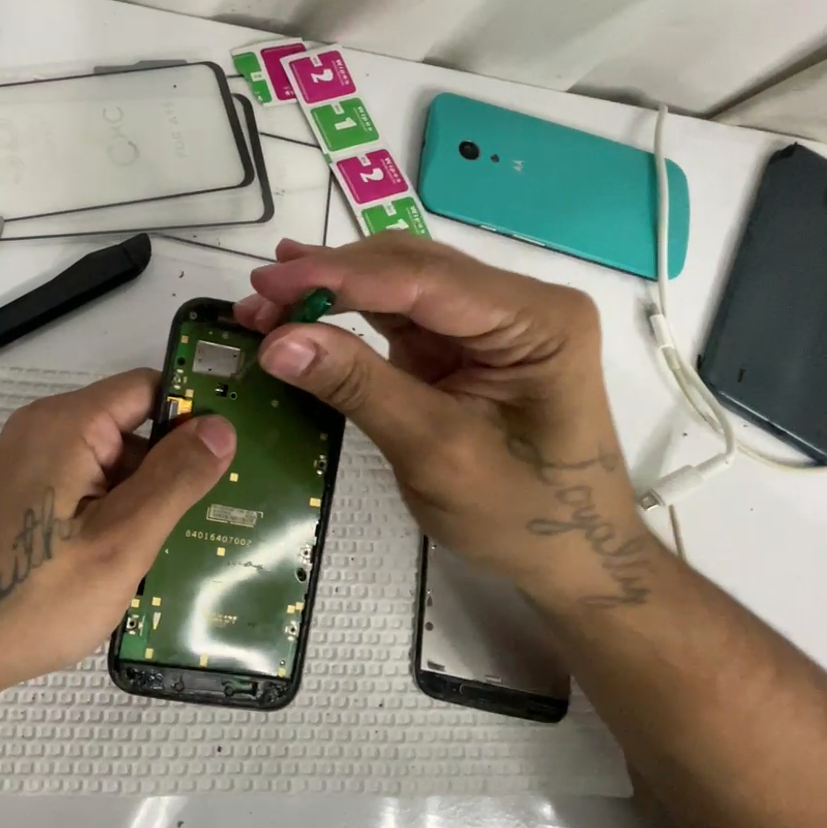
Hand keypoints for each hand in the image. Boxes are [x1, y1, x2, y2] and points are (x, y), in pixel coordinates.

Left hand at [0, 369, 236, 703]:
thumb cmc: (31, 597)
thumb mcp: (119, 542)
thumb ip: (174, 479)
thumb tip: (221, 425)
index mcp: (67, 424)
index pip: (148, 388)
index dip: (194, 414)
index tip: (239, 452)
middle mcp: (43, 430)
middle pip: (129, 427)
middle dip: (173, 466)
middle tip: (221, 513)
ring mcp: (27, 465)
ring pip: (107, 463)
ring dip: (144, 497)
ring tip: (192, 543)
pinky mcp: (19, 497)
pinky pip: (81, 488)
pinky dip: (113, 513)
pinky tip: (139, 558)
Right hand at [236, 235, 658, 609]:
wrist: (571, 559)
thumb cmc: (520, 515)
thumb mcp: (434, 451)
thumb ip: (357, 386)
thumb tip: (276, 342)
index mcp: (535, 321)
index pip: (422, 279)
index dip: (337, 275)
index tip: (266, 282)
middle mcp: (516, 305)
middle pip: (407, 268)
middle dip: (327, 279)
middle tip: (255, 298)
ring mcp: (488, 321)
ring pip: (395, 281)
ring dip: (328, 289)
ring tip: (264, 300)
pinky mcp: (461, 342)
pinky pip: (395, 312)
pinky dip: (344, 310)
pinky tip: (302, 301)